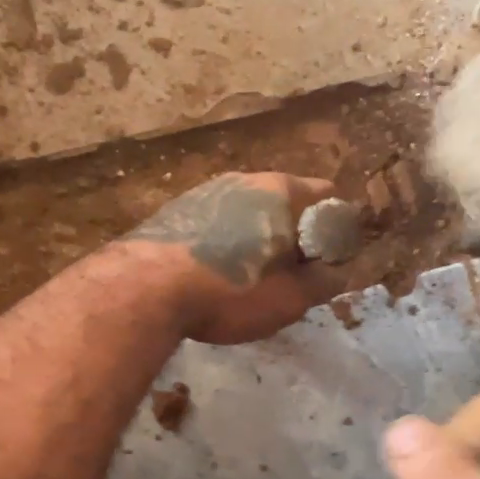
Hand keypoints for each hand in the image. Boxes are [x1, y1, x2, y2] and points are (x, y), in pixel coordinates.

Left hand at [124, 172, 345, 344]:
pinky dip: (226, 244)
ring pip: (248, 213)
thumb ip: (323, 281)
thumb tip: (337, 271)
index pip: (329, 197)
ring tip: (251, 280)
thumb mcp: (291, 298)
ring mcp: (205, 191)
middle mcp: (244, 180)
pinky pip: (217, 224)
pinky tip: (214, 276)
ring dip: (258, 240)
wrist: (142, 290)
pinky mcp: (174, 210)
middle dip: (295, 236)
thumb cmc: (230, 292)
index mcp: (281, 191)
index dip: (337, 230)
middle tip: (292, 277)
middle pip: (286, 203)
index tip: (329, 263)